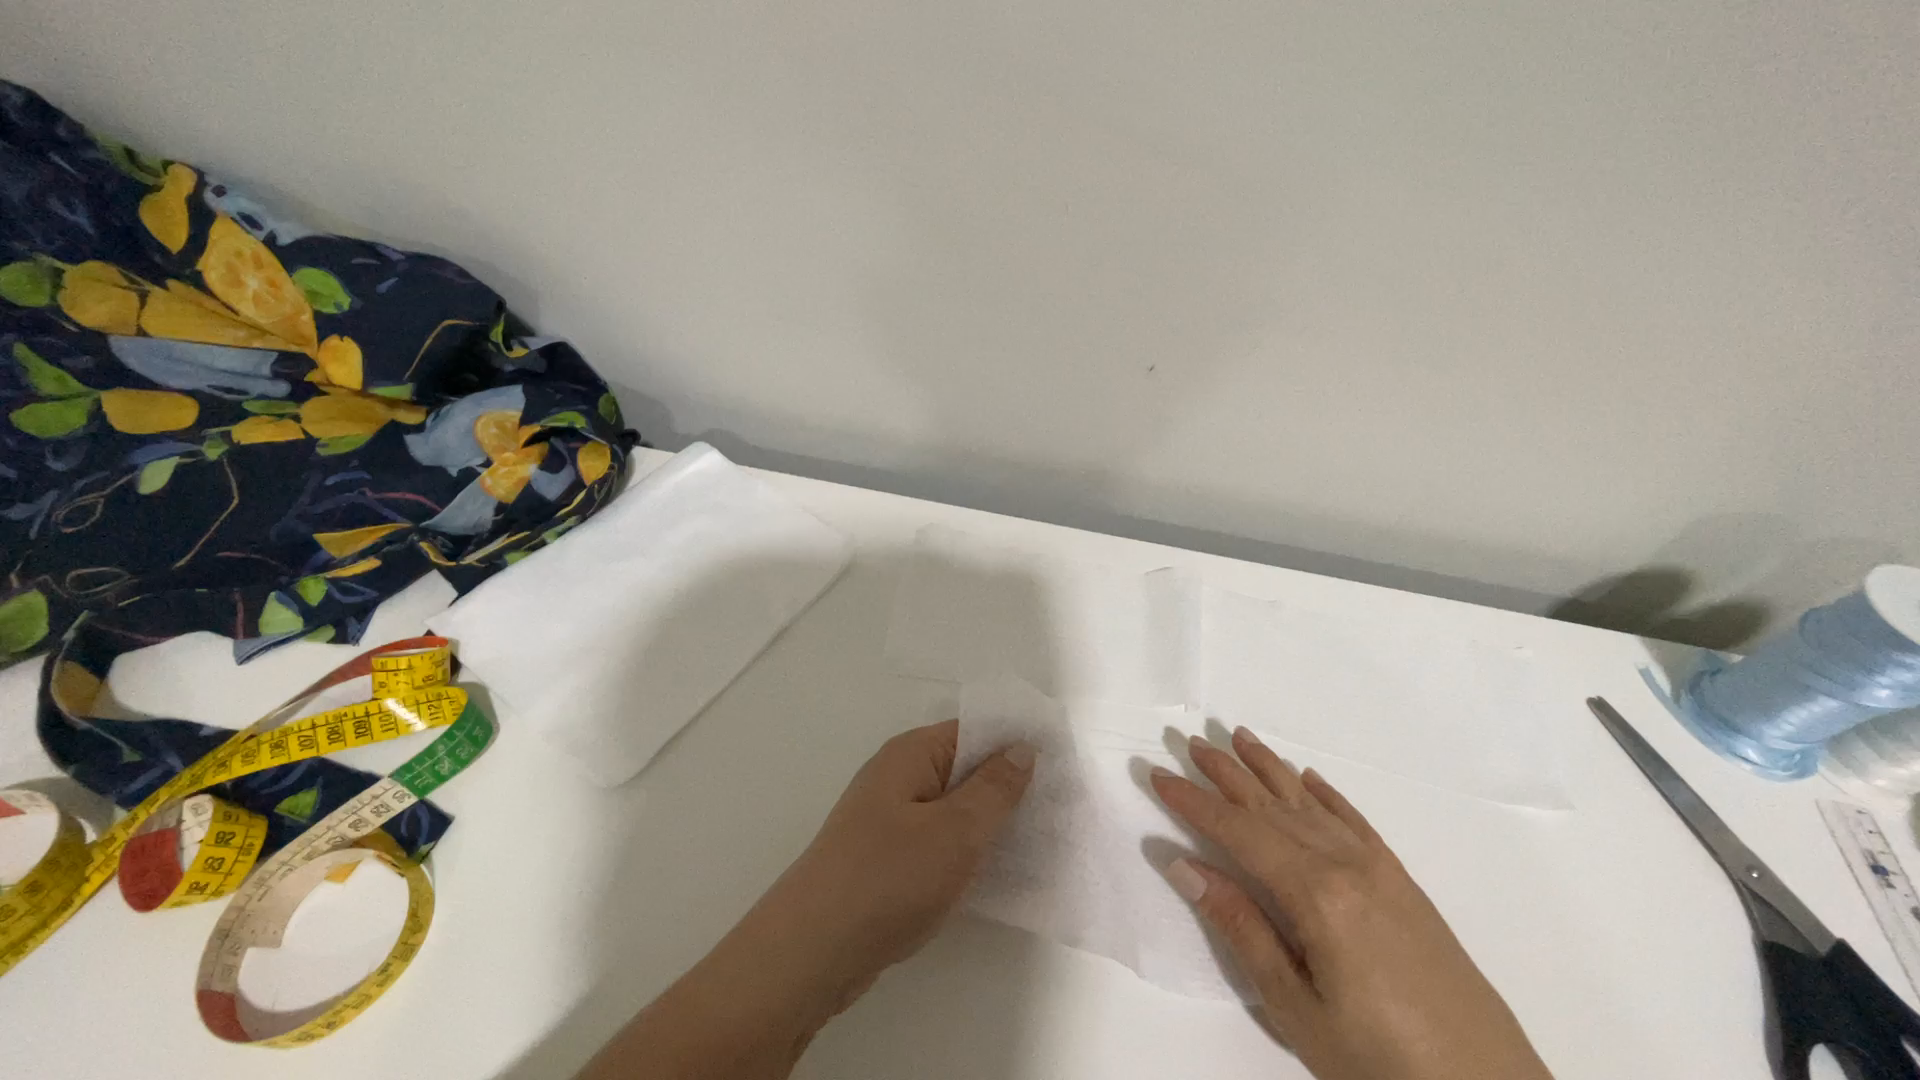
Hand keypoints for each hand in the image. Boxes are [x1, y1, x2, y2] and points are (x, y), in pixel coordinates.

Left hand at [747, 717, 1037, 1011]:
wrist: (812, 952)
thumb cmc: (888, 879)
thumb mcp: (955, 831)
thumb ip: (995, 788)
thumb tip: (1022, 748)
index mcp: (911, 755)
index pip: (975, 730)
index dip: (1019, 744)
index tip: (1066, 766)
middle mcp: (897, 778)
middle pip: (965, 769)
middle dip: (1011, 787)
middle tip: (1064, 809)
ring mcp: (889, 821)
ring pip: (954, 810)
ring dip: (991, 824)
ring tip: (1044, 842)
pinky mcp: (887, 861)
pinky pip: (939, 844)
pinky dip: (968, 854)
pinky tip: (1000, 875)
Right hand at [1151, 727, 1551, 1079]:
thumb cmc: (1378, 1059)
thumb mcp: (1295, 1006)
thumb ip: (1242, 929)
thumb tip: (1186, 866)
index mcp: (1315, 894)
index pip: (1239, 833)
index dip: (1195, 804)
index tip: (1159, 774)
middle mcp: (1346, 865)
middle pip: (1272, 807)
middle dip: (1227, 774)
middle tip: (1192, 742)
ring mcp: (1380, 870)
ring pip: (1311, 804)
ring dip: (1271, 770)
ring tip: (1240, 738)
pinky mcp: (1403, 883)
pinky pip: (1355, 822)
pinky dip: (1327, 794)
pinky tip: (1309, 779)